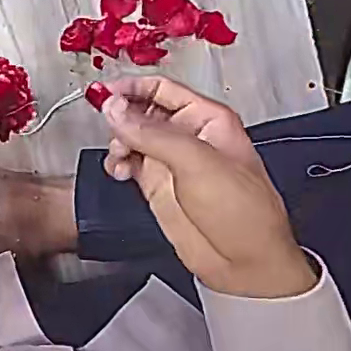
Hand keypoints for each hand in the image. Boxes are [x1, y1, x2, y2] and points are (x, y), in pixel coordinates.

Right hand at [100, 77, 315, 298]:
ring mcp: (171, 161)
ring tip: (119, 154)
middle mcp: (188, 135)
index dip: (133, 87)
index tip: (106, 92)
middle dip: (121, 115)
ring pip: (131, 137)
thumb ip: (152, 133)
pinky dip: (117, 163)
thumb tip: (117, 109)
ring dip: (117, 141)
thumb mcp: (197, 163)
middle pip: (142, 110)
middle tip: (106, 122)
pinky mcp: (157, 185)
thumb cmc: (244, 212)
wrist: (244, 263)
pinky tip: (120, 171)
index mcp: (207, 119)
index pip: (163, 89)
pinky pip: (128, 163)